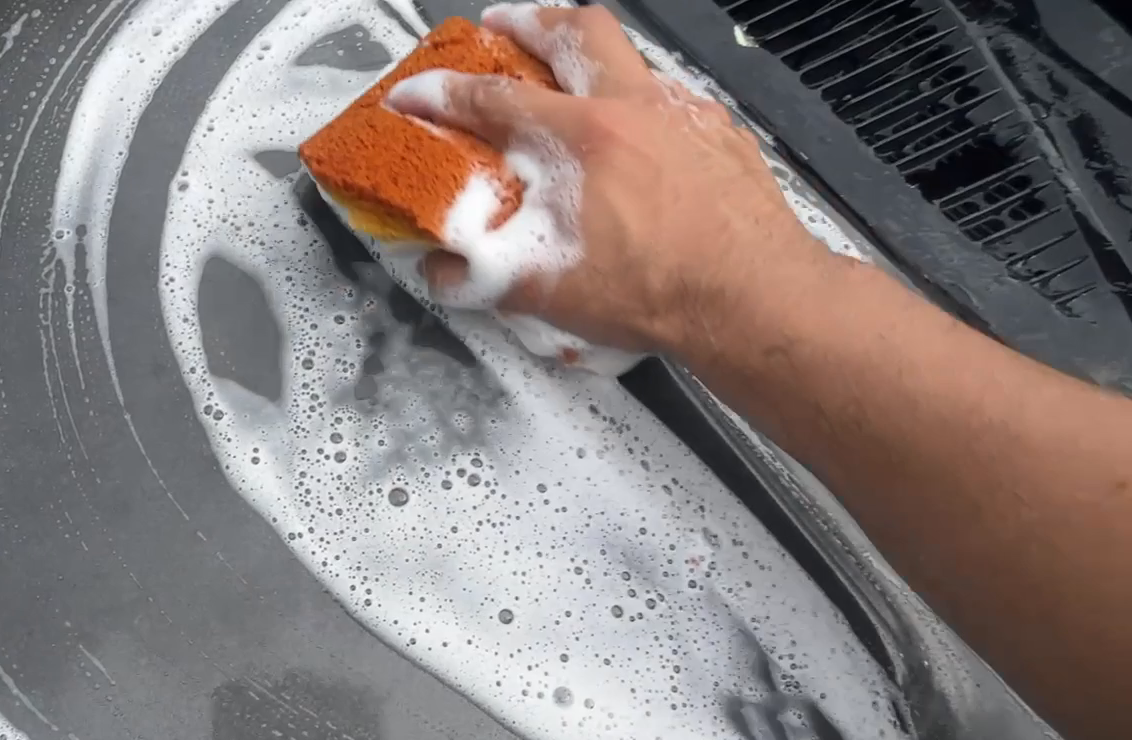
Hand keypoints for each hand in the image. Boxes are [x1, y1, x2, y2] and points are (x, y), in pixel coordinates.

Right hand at [386, 2, 838, 356]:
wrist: (747, 295)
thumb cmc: (644, 290)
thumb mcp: (538, 293)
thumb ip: (473, 276)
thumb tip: (438, 268)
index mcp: (578, 139)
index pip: (493, 100)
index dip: (441, 94)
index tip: (411, 93)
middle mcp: (630, 106)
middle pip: (573, 33)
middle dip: (525, 22)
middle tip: (496, 25)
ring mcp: (681, 111)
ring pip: (625, 53)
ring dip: (581, 48)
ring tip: (556, 65)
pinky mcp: (718, 130)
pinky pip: (663, 91)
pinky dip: (627, 93)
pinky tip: (620, 127)